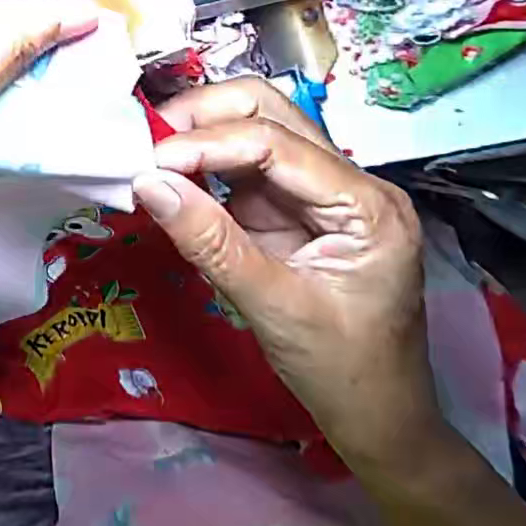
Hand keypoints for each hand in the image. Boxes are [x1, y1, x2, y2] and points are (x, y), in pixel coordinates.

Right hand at [131, 76, 437, 459]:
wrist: (376, 416)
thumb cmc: (344, 370)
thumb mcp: (273, 308)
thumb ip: (210, 242)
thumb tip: (148, 183)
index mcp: (367, 204)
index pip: (276, 143)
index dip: (208, 143)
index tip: (152, 160)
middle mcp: (347, 179)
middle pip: (271, 110)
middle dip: (206, 114)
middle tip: (151, 137)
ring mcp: (316, 186)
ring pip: (254, 123)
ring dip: (200, 129)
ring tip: (153, 149)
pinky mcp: (287, 200)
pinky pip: (240, 160)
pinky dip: (202, 157)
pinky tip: (172, 169)